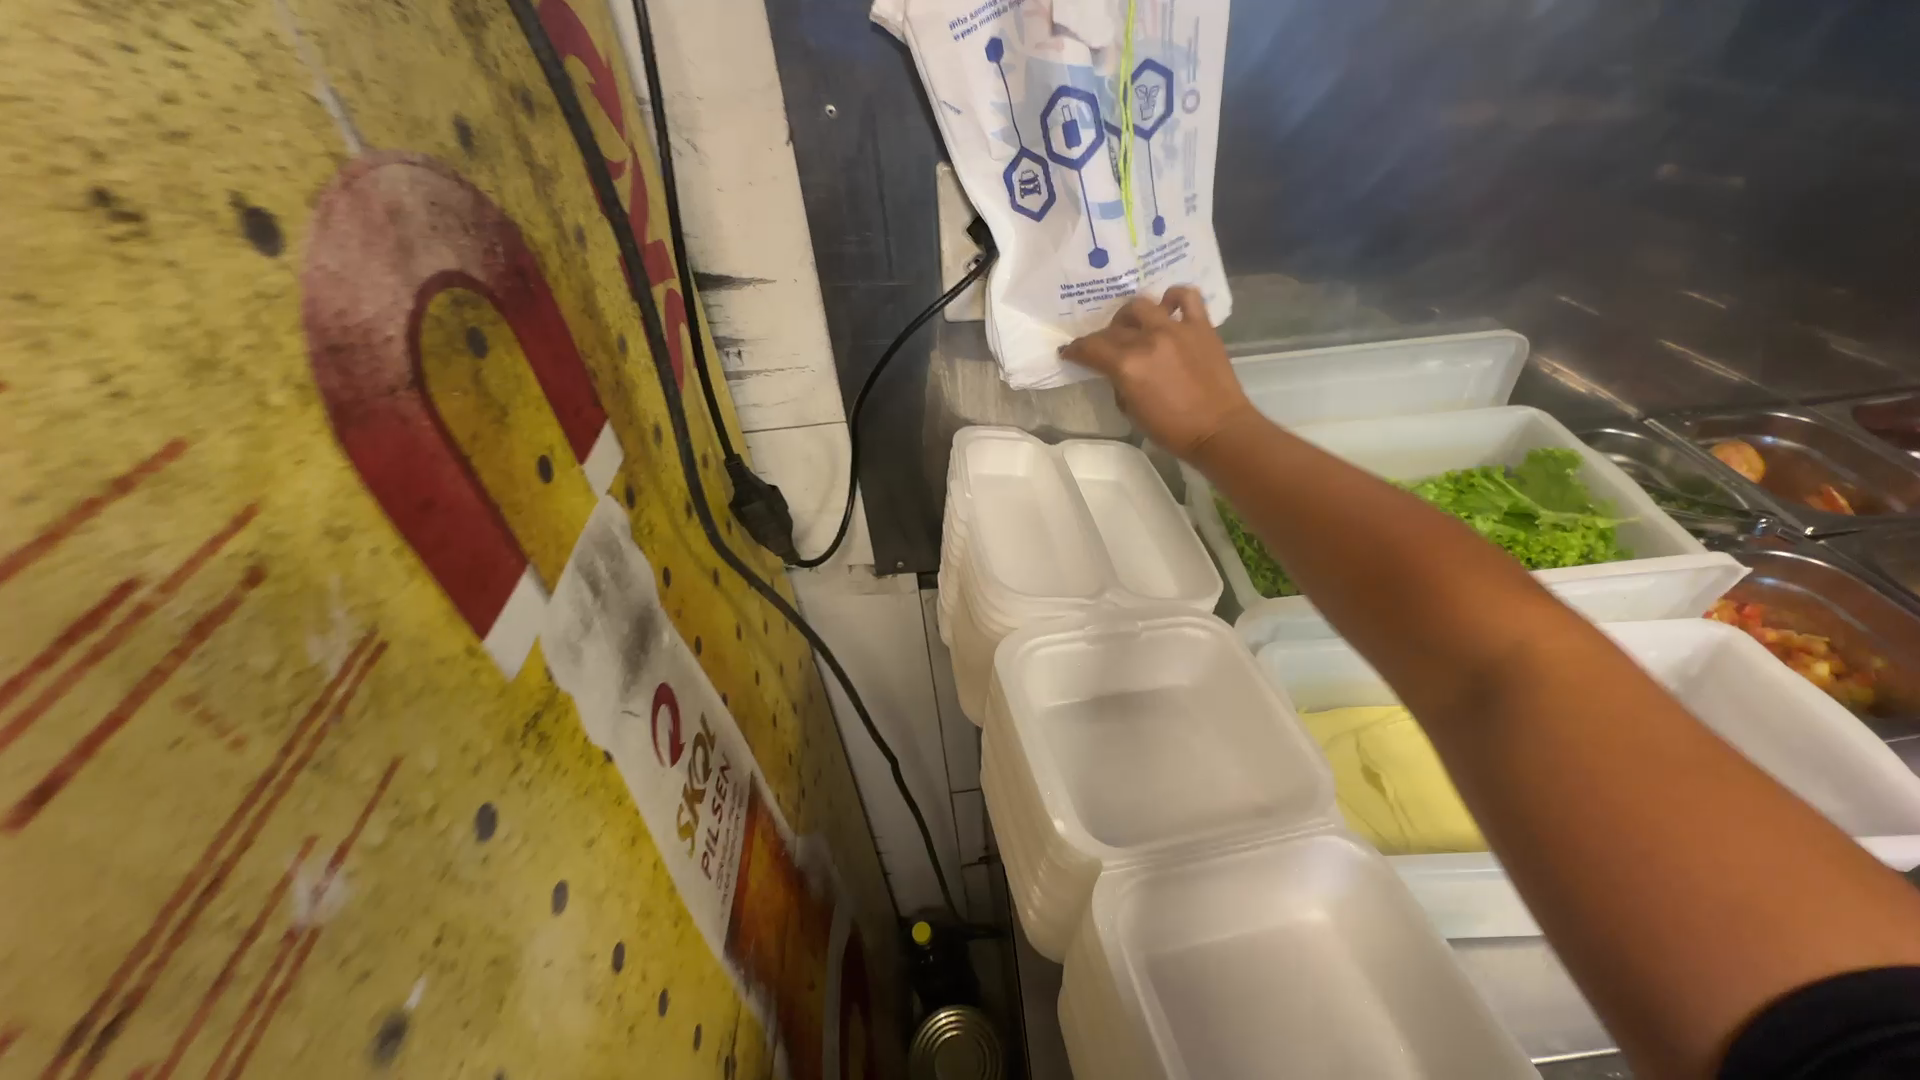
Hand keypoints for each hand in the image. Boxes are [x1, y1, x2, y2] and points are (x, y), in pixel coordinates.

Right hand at [1060, 286, 1259, 459]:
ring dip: (1131, 315)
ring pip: (1142, 305)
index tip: (1070, 352)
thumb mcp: (1132, 411)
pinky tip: (1168, 307)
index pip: (1091, 348)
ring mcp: (1176, 329)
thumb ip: (1119, 384)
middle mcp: (1148, 340)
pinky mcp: (1201, 326)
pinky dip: (1174, 297)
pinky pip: (1186, 297)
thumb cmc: (1172, 429)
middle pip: (1114, 328)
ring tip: (1133, 325)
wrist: (1218, 429)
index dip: (1076, 350)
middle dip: (1103, 337)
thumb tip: (1117, 371)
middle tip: (1105, 347)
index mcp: (1127, 366)